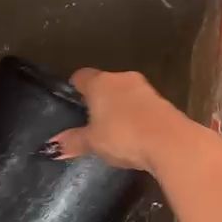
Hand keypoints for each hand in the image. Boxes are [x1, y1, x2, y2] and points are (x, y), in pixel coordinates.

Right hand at [47, 69, 194, 171]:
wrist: (169, 142)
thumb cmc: (123, 136)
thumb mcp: (93, 142)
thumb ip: (73, 141)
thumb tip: (51, 146)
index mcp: (100, 83)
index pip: (81, 76)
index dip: (75, 87)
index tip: (71, 102)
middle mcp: (122, 79)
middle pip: (104, 84)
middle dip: (98, 99)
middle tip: (90, 121)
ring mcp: (145, 89)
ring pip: (124, 94)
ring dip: (118, 107)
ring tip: (112, 130)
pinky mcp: (163, 103)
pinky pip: (141, 106)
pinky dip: (135, 116)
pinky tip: (132, 134)